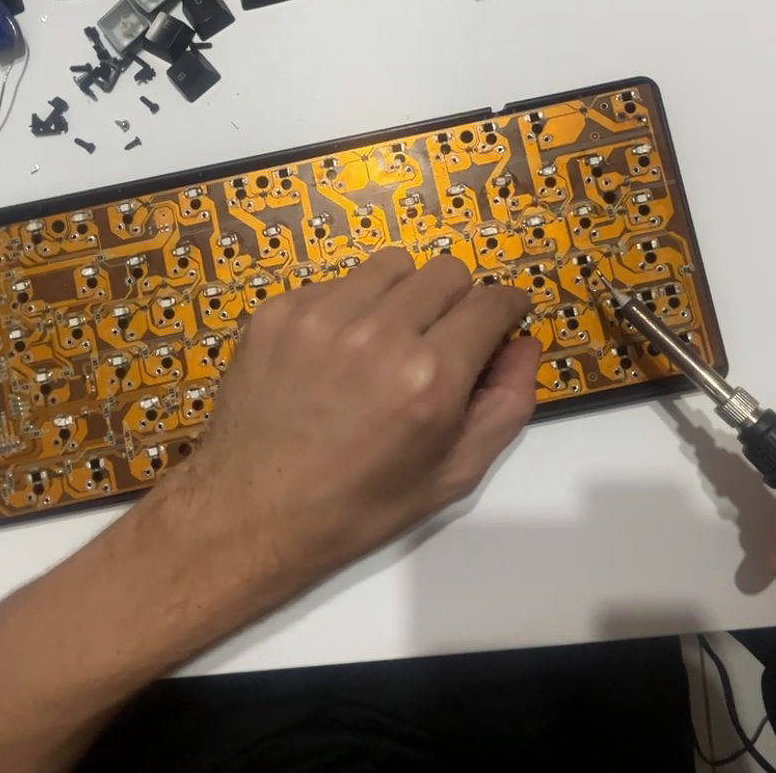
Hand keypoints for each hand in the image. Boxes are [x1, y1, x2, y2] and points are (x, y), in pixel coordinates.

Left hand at [156, 247, 539, 581]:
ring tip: (387, 337)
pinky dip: (351, 305)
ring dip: (404, 293)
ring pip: (392, 264)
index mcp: (429, 378)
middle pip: (446, 271)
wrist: (250, 511)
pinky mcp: (279, 310)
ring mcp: (320, 315)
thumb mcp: (453, 475)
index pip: (491, 302)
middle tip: (441, 338)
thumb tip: (525, 342)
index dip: (508, 307)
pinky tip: (336, 350)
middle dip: (458, 300)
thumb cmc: (358, 505)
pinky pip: (338, 281)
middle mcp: (377, 334)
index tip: (504, 316)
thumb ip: (506, 404)